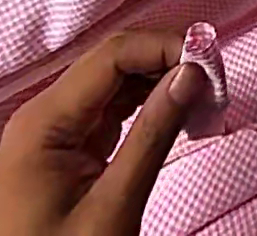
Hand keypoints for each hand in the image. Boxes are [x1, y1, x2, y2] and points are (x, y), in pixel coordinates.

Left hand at [0, 31, 211, 235]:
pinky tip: (176, 109)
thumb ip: (154, 134)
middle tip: (213, 75)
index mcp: (44, 119)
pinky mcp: (69, 147)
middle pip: (114, 61)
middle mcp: (45, 112)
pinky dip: (148, 102)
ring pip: (117, 80)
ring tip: (202, 92)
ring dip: (160, 79)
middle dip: (165, 60)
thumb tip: (192, 72)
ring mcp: (55, 129)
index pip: (113, 55)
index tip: (209, 62)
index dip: (163, 47)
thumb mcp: (112, 210)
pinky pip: (114, 106)